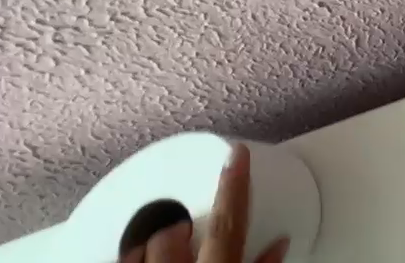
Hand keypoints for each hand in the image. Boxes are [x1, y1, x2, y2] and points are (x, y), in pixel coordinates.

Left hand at [119, 144, 288, 262]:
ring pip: (135, 250)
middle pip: (172, 233)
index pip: (227, 220)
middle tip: (191, 230)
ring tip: (160, 246)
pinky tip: (132, 256)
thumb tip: (278, 244)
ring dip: (148, 246)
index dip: (234, 182)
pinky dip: (126, 257)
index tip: (238, 152)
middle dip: (181, 227)